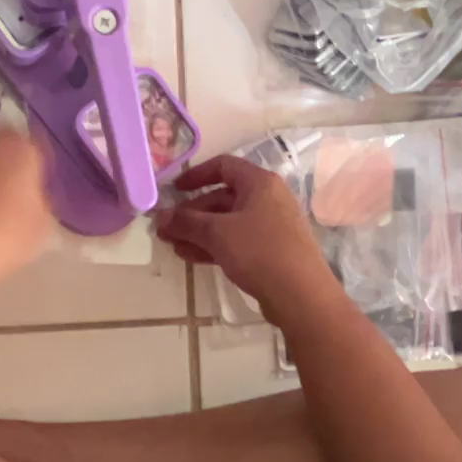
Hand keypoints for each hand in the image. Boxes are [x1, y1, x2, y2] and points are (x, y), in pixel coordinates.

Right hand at [153, 155, 342, 324]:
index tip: (174, 190)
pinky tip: (192, 257)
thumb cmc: (259, 251)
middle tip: (166, 229)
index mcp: (260, 183)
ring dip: (199, 232)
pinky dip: (214, 245)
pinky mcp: (271, 250)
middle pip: (222, 198)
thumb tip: (161, 217)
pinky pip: (237, 240)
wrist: (301, 294)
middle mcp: (268, 199)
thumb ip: (186, 222)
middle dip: (192, 213)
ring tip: (173, 246)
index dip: (196, 175)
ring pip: (228, 222)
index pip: (223, 166)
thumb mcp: (217, 233)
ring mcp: (271, 226)